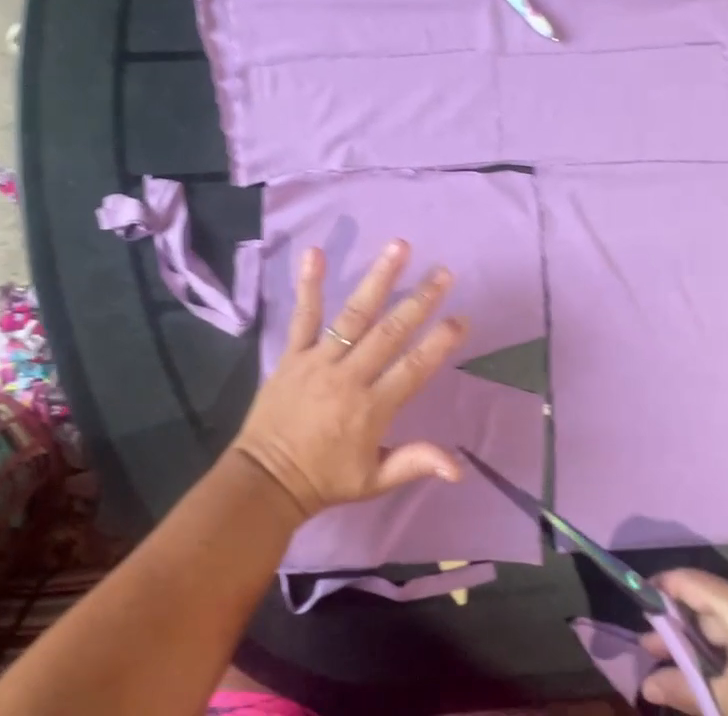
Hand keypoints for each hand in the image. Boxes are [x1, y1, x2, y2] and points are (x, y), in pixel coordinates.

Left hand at [230, 240, 467, 518]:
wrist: (266, 479)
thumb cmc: (325, 480)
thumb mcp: (374, 481)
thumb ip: (415, 463)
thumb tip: (459, 468)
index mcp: (372, 408)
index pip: (413, 368)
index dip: (439, 343)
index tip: (462, 318)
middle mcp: (349, 377)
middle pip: (390, 332)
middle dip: (419, 300)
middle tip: (443, 273)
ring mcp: (318, 361)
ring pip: (353, 314)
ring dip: (377, 279)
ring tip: (398, 247)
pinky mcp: (292, 355)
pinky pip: (303, 316)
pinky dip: (308, 284)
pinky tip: (315, 252)